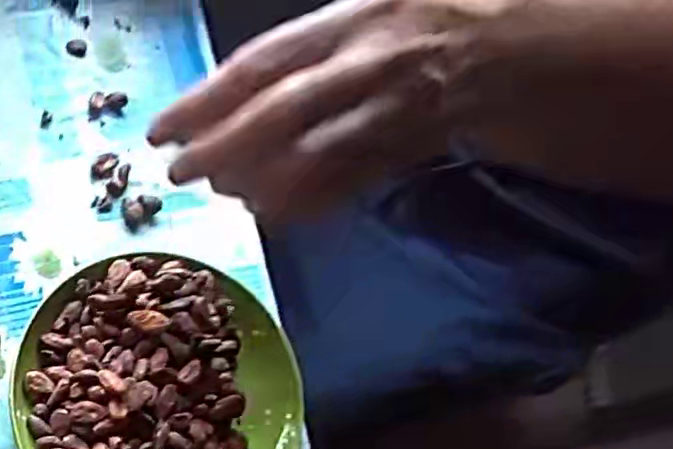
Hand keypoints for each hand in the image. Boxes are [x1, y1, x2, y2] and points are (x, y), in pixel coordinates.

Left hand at [148, 0, 506, 217]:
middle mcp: (370, 62)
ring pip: (307, 159)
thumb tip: (198, 115)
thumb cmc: (408, 28)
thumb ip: (280, 62)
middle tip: (178, 173)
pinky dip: (294, 204)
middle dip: (218, 149)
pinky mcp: (401, 151)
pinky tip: (265, 205)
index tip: (158, 133)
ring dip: (252, 183)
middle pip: (278, 113)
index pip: (258, 65)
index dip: (200, 103)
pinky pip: (336, 188)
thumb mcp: (351, 17)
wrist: (514, 42)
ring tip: (224, 189)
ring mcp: (389, 110)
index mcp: (352, 18)